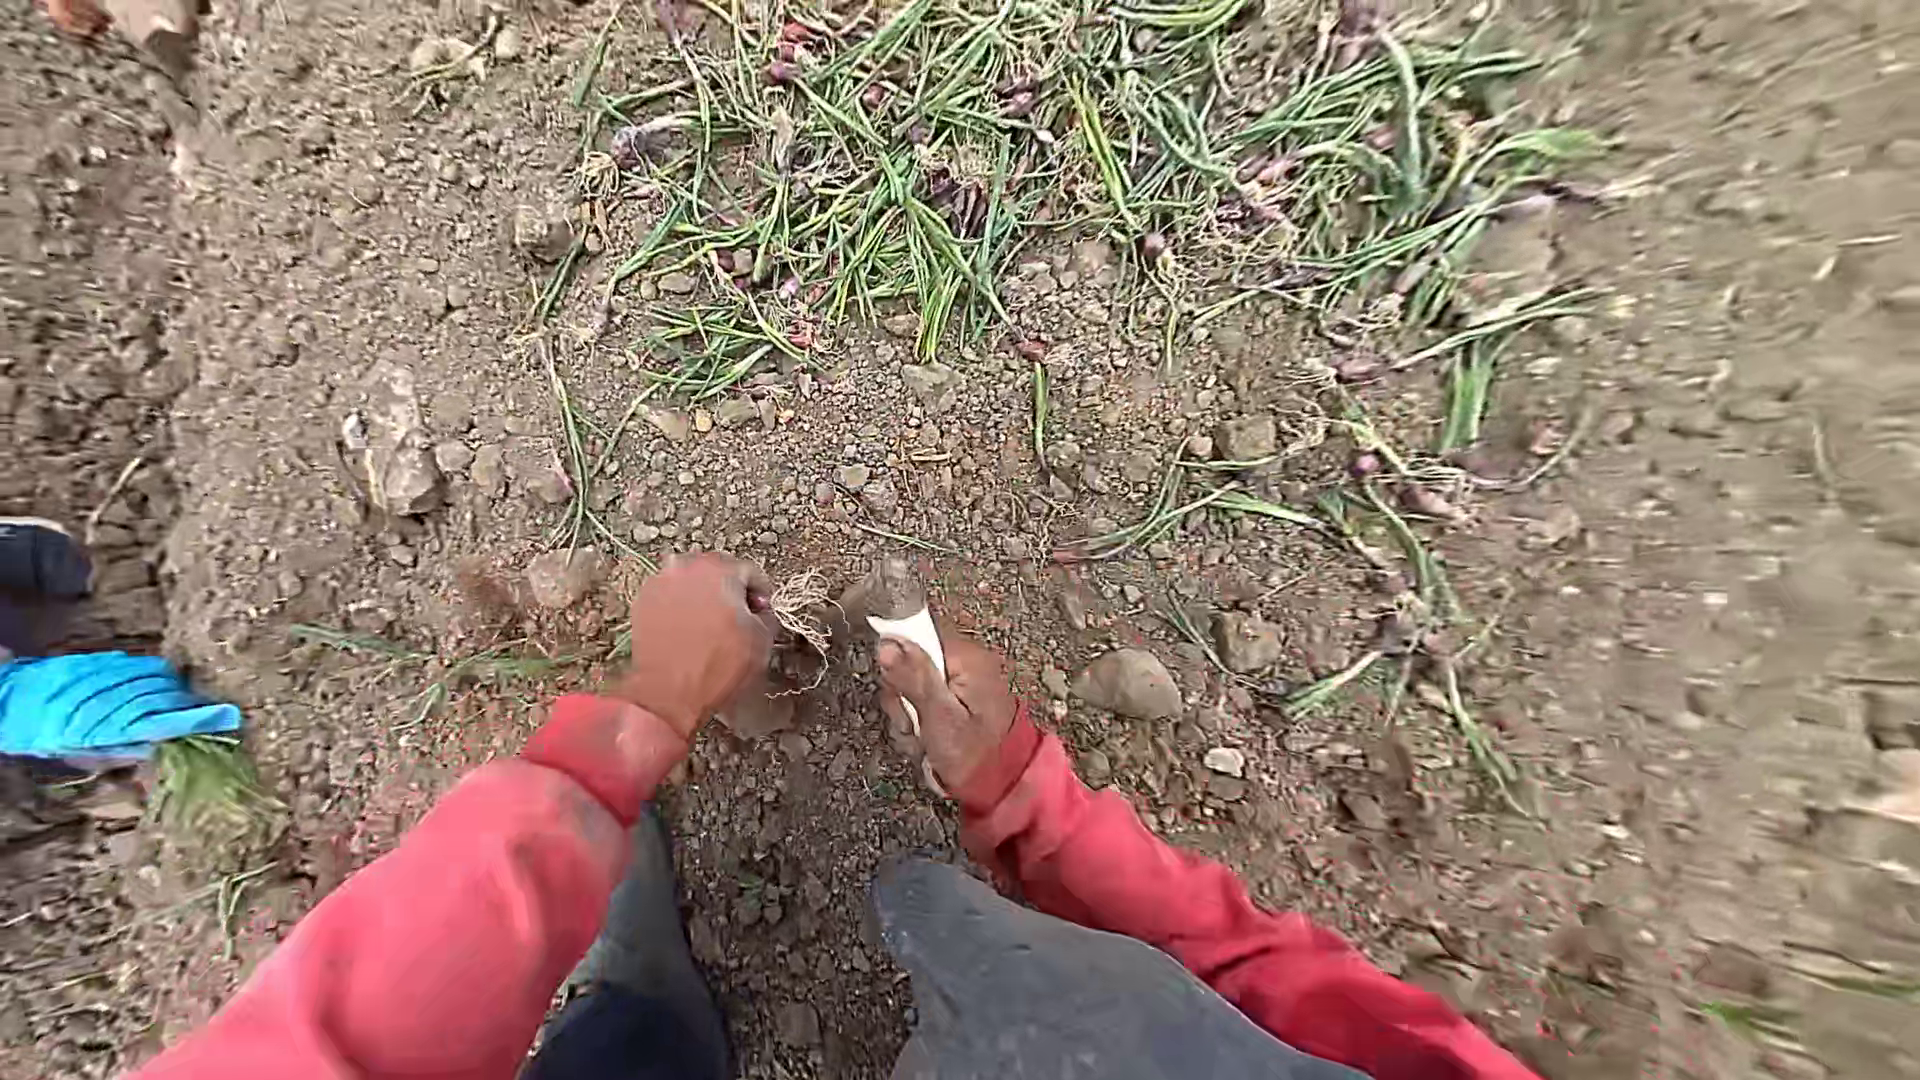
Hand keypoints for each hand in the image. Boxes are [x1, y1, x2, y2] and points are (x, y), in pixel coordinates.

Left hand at [611, 553, 775, 738]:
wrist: (669, 694)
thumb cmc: (718, 665)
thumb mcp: (762, 639)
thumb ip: (766, 614)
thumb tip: (759, 610)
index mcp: (721, 570)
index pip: (751, 572)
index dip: (761, 594)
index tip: (762, 612)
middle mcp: (687, 567)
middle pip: (719, 570)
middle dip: (731, 590)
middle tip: (739, 617)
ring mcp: (660, 583)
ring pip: (692, 581)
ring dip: (704, 596)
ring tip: (712, 624)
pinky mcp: (642, 602)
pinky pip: (671, 596)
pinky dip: (681, 606)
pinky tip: (689, 630)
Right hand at [876, 630, 1016, 793]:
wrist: (1001, 789)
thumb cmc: (975, 755)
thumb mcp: (939, 717)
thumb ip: (914, 678)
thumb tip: (887, 643)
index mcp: (967, 658)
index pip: (919, 633)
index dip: (899, 660)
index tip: (897, 690)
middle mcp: (965, 664)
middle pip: (912, 662)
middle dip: (902, 697)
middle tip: (912, 724)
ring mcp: (960, 683)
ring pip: (912, 686)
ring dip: (908, 715)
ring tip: (921, 739)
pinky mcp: (955, 701)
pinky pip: (922, 702)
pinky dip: (918, 723)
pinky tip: (925, 742)